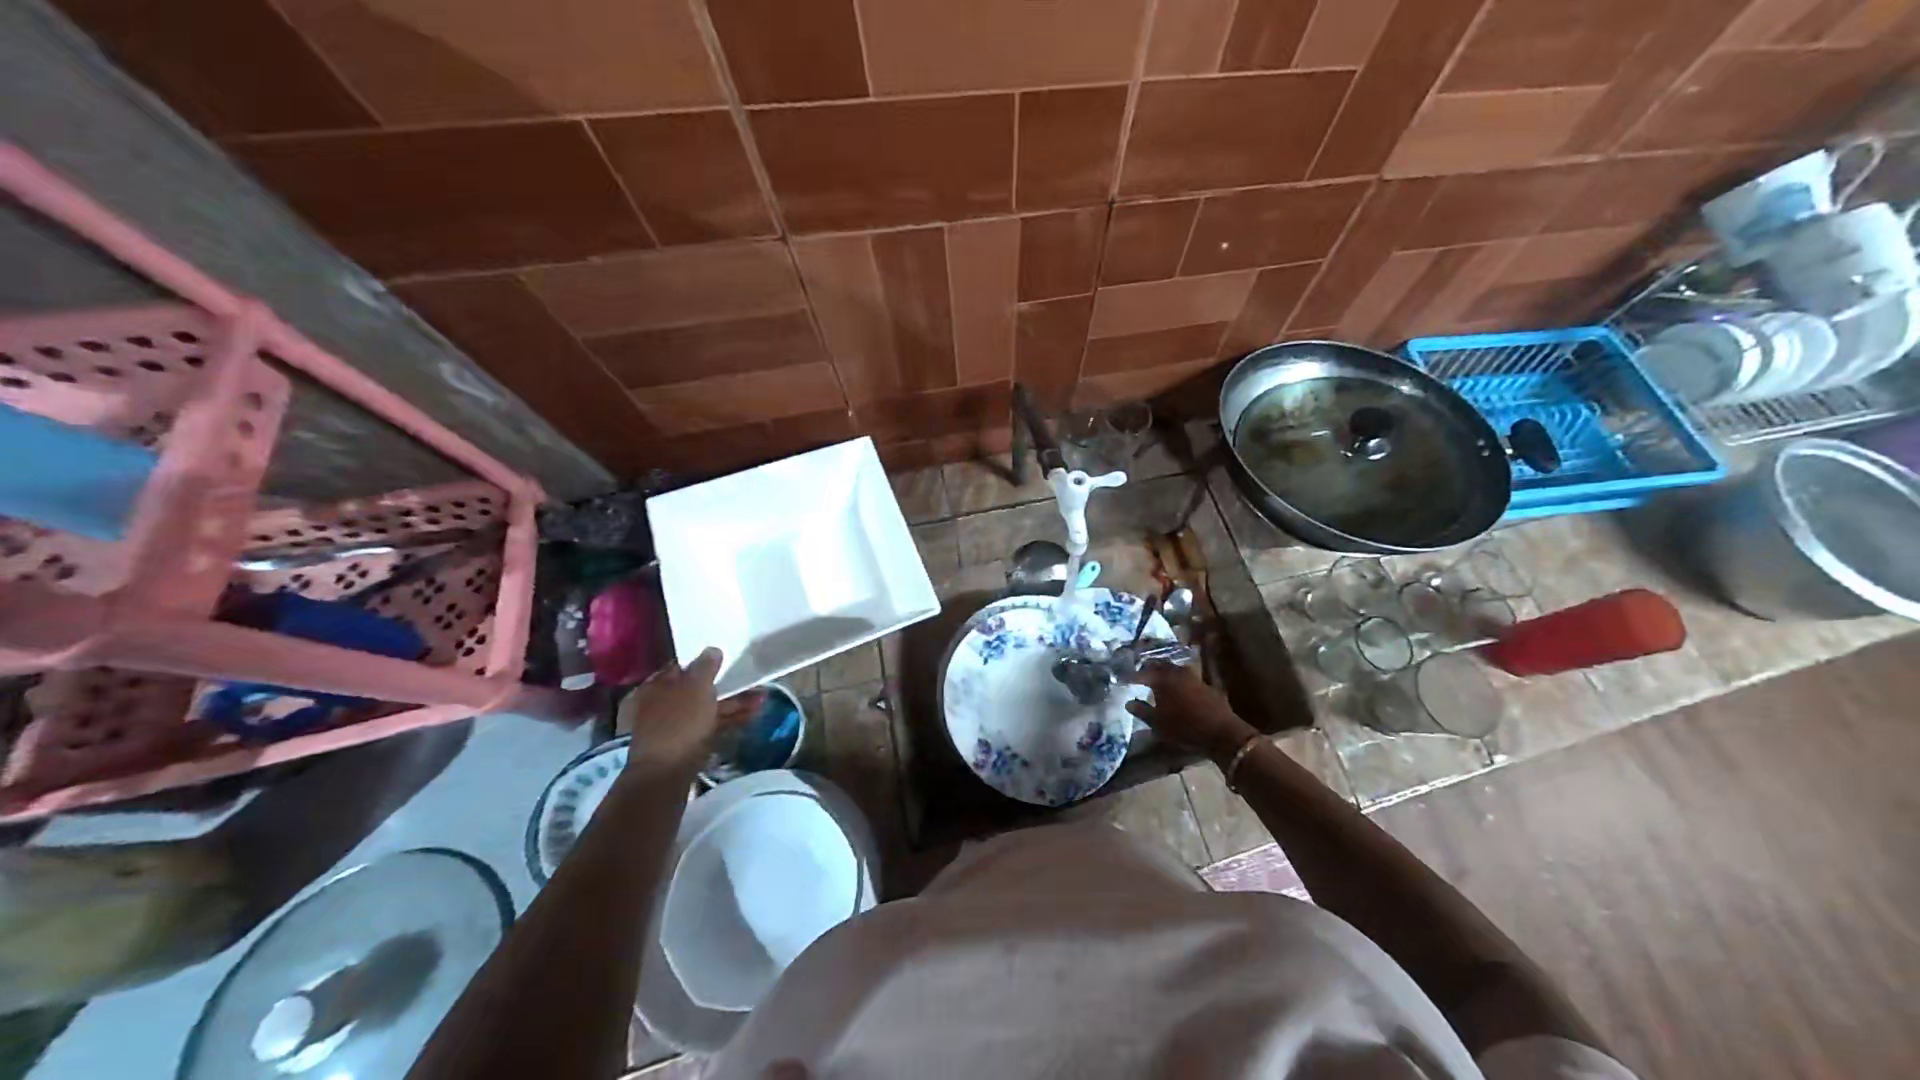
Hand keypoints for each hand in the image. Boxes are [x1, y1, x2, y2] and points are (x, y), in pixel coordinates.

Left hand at [617, 648, 760, 768]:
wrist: (666, 776)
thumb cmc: (678, 723)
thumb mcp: (694, 688)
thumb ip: (705, 666)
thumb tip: (712, 650)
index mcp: (655, 687)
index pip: (681, 667)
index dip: (704, 661)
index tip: (727, 658)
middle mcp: (661, 705)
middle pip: (696, 689)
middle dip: (725, 685)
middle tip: (749, 679)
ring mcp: (675, 728)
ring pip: (708, 709)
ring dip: (734, 703)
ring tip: (762, 697)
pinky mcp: (688, 746)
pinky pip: (712, 726)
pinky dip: (730, 720)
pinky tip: (753, 714)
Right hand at [1126, 662, 1258, 763]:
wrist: (1221, 732)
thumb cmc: (1184, 728)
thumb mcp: (1158, 723)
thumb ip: (1142, 711)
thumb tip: (1128, 702)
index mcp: (1163, 680)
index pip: (1142, 674)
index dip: (1131, 676)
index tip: (1122, 679)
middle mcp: (1178, 674)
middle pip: (1160, 665)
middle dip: (1149, 668)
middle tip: (1141, 672)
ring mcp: (1194, 678)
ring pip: (1176, 670)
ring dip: (1166, 671)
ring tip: (1159, 677)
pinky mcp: (1208, 686)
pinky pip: (1190, 678)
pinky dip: (1181, 680)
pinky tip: (1180, 687)